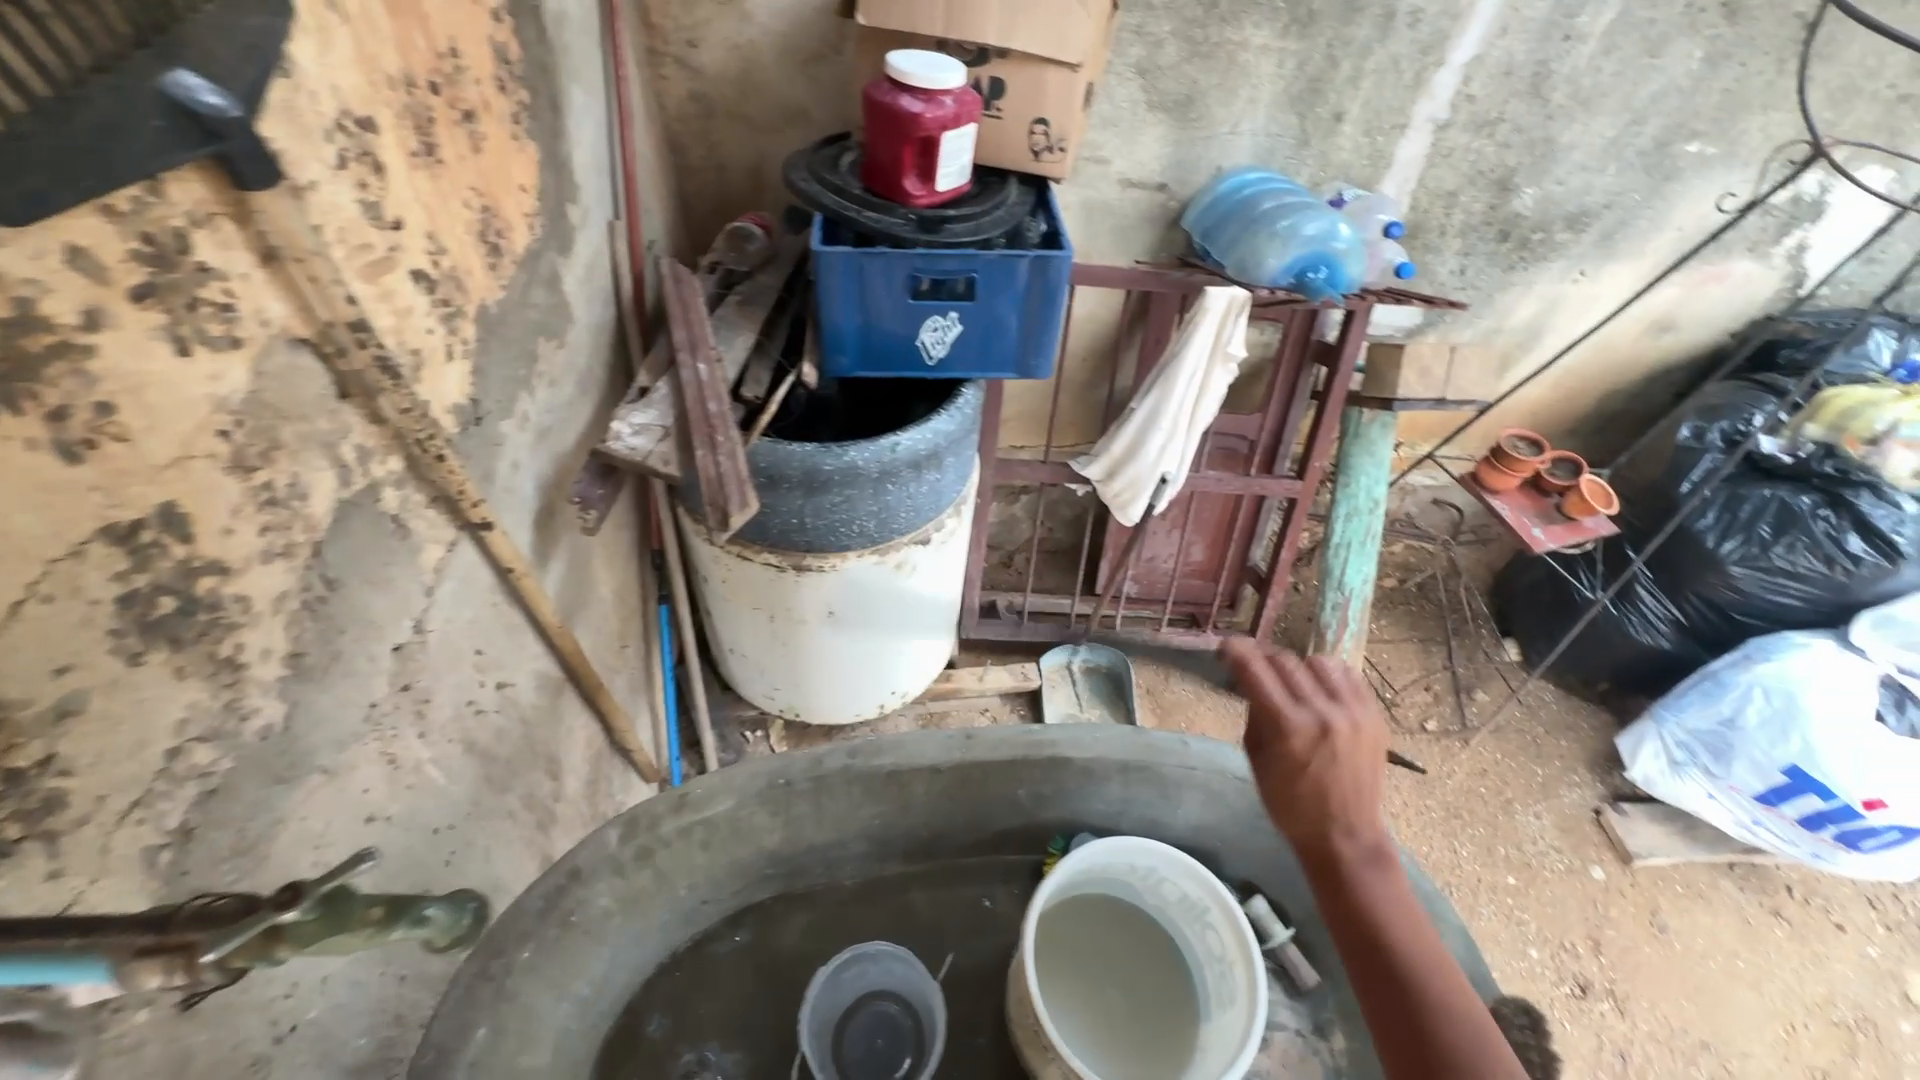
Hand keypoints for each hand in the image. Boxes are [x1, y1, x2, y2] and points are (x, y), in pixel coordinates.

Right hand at [1221, 639, 1392, 864]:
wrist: (1345, 835)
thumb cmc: (1289, 804)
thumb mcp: (1256, 760)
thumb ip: (1256, 716)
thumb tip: (1255, 685)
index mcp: (1288, 727)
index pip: (1256, 671)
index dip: (1236, 652)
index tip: (1226, 647)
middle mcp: (1322, 712)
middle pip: (1286, 660)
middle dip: (1264, 660)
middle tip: (1256, 668)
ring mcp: (1354, 713)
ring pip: (1320, 662)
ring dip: (1299, 667)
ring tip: (1294, 683)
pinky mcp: (1375, 717)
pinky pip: (1350, 676)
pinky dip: (1330, 676)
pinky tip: (1321, 690)